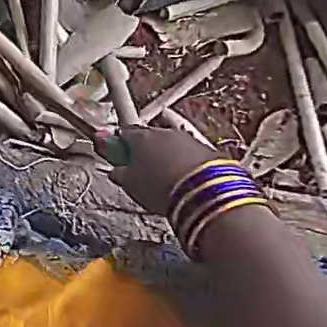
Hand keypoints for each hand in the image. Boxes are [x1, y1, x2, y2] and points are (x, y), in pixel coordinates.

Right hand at [103, 126, 224, 215]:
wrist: (205, 194)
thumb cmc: (164, 187)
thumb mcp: (130, 184)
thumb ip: (119, 173)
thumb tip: (117, 172)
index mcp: (140, 136)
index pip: (123, 134)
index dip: (119, 146)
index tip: (120, 157)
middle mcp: (164, 133)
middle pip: (149, 138)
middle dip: (145, 151)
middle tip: (142, 172)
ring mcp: (188, 140)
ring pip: (172, 146)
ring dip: (167, 158)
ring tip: (166, 181)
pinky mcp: (209, 151)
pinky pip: (192, 155)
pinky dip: (187, 165)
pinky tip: (185, 182)